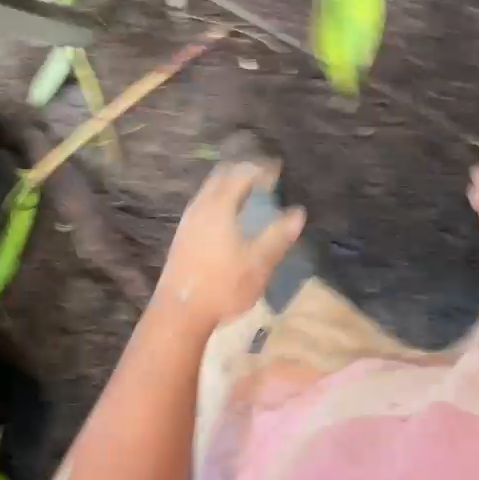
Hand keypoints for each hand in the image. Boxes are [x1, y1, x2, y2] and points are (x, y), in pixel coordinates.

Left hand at [155, 161, 306, 329]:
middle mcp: (201, 206)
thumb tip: (298, 213)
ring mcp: (188, 219)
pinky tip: (230, 217)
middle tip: (264, 177)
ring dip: (230, 184)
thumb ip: (278, 235)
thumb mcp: (258, 263)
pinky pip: (204, 202)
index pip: (242, 173)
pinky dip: (220, 198)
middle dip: (243, 170)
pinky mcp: (183, 234)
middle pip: (222, 175)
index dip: (261, 168)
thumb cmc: (223, 285)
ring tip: (250, 195)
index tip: (278, 169)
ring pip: (210, 189)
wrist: (180, 311)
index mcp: (219, 206)